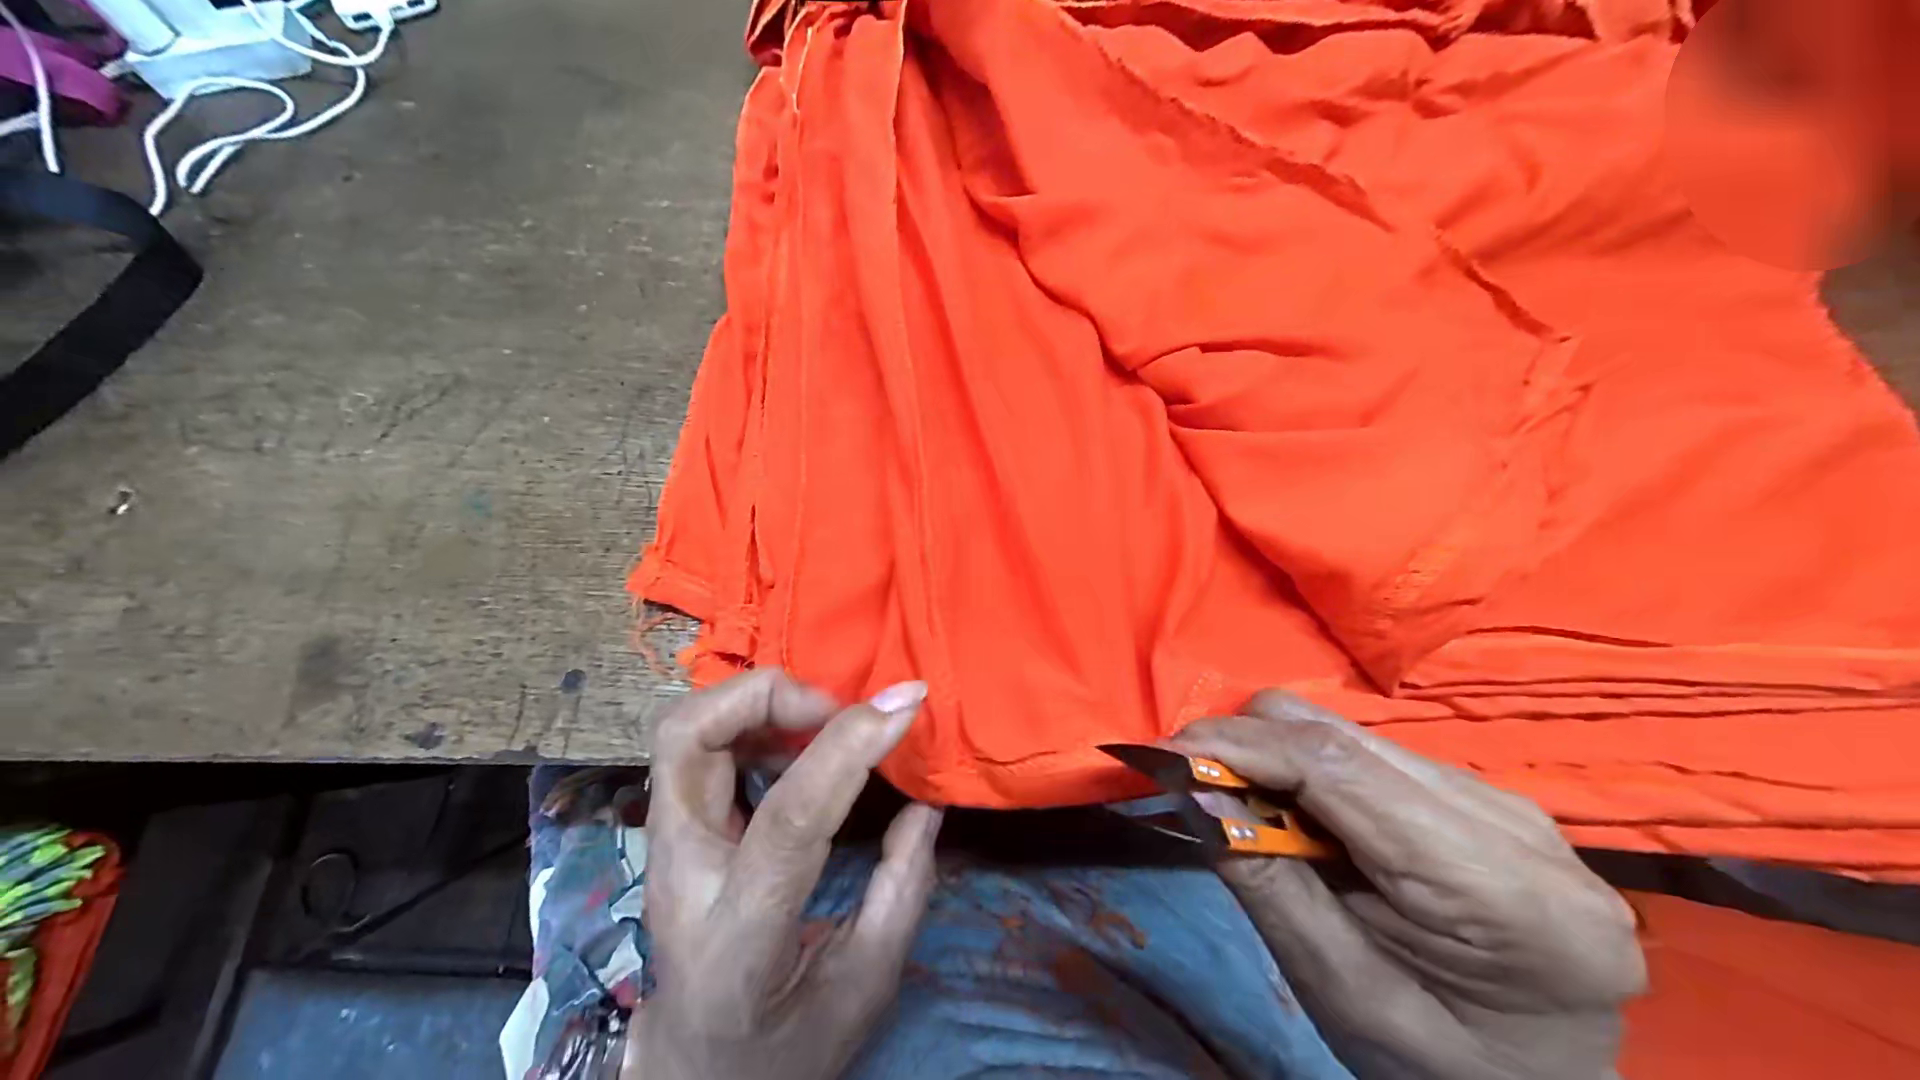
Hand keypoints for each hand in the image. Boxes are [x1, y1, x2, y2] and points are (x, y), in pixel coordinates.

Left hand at [630, 670, 943, 1079]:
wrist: (693, 1076)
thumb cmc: (785, 1045)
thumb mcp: (866, 985)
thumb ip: (902, 887)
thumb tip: (926, 801)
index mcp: (738, 936)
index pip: (787, 819)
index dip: (848, 749)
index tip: (904, 704)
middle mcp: (681, 877)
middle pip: (688, 743)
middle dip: (767, 695)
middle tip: (837, 706)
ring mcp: (663, 849)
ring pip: (681, 731)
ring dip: (755, 701)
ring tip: (822, 717)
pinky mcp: (668, 833)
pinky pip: (696, 746)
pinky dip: (749, 720)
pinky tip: (796, 740)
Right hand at [1169, 691, 1645, 1079]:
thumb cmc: (1434, 1067)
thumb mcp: (1340, 991)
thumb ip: (1267, 883)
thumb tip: (1193, 788)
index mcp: (1500, 890)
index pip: (1339, 771)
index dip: (1239, 747)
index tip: (1160, 752)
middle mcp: (1510, 820)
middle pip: (1338, 735)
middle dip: (1246, 747)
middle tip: (1193, 788)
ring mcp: (1497, 798)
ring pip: (1345, 731)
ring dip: (1274, 758)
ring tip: (1248, 812)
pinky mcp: (1475, 793)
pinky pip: (1365, 750)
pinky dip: (1308, 771)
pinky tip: (1303, 820)